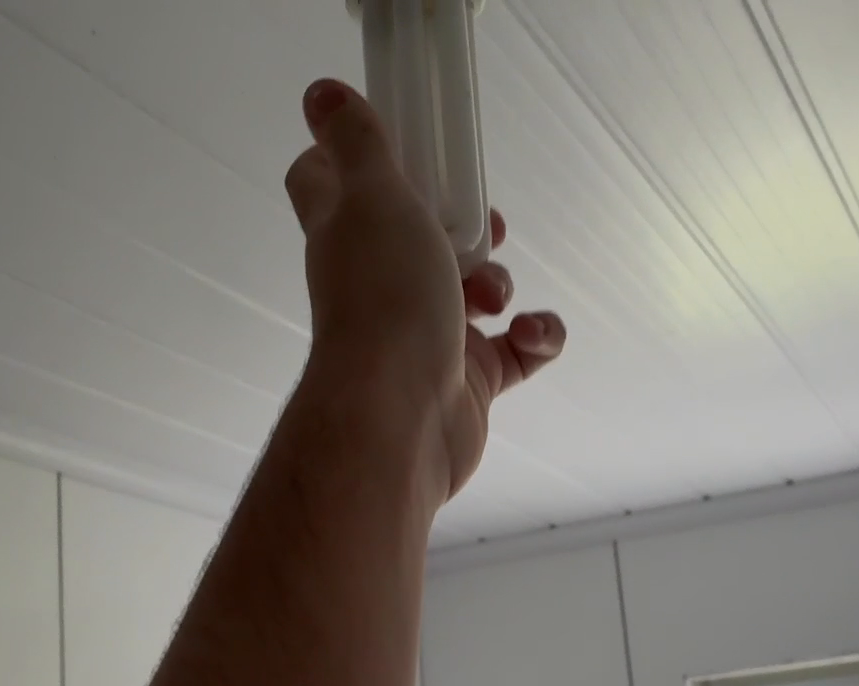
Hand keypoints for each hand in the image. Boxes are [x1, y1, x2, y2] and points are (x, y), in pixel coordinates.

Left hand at [283, 78, 566, 503]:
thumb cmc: (386, 301)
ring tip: (493, 297)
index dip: (359, 163)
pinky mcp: (471, 381)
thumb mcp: (373, 198)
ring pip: (475, 295)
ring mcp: (429, 338)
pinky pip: (518, 350)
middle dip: (463, 227)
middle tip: (485, 224)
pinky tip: (531, 334)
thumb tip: (322, 96)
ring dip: (499, 283)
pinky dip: (536, 336)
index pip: (331, 188)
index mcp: (351, 239)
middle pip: (423, 242)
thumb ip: (358, 144)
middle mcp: (383, 289)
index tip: (402, 150)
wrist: (404, 414)